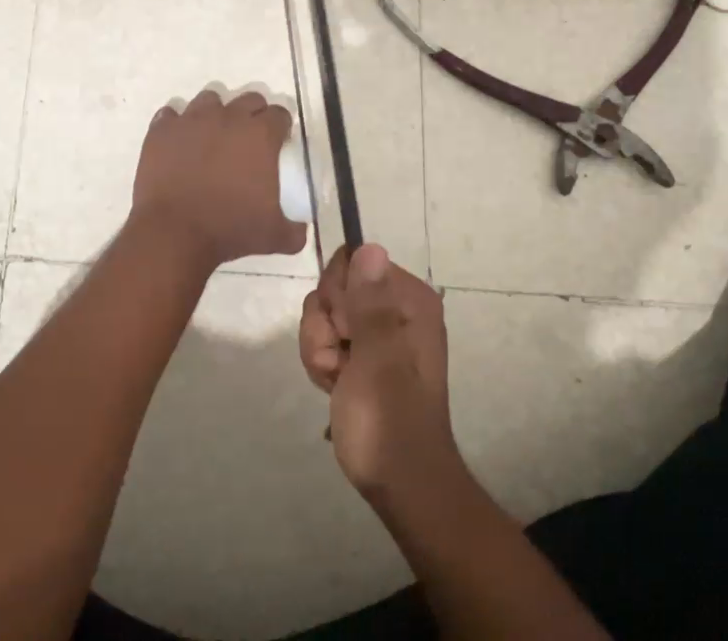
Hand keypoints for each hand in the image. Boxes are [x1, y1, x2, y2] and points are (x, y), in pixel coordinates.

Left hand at [130, 89, 307, 267]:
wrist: (174, 233)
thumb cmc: (230, 229)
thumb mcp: (274, 236)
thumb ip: (295, 230)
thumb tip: (301, 231)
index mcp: (260, 135)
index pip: (279, 114)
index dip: (281, 128)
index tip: (278, 143)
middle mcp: (227, 118)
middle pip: (248, 100)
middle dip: (253, 114)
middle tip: (248, 140)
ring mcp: (191, 120)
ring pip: (209, 100)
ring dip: (215, 113)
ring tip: (212, 136)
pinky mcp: (162, 130)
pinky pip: (171, 114)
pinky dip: (178, 125)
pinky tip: (180, 142)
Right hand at [300, 244, 458, 495]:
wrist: (399, 480)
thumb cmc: (389, 421)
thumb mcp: (377, 360)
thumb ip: (369, 304)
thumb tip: (369, 246)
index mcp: (409, 302)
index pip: (352, 262)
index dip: (337, 297)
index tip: (345, 334)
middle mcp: (395, 309)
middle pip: (333, 289)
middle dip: (323, 326)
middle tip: (340, 361)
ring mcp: (379, 334)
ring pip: (324, 316)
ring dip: (319, 348)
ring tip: (337, 380)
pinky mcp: (364, 356)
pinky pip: (326, 339)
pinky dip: (322, 362)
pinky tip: (334, 387)